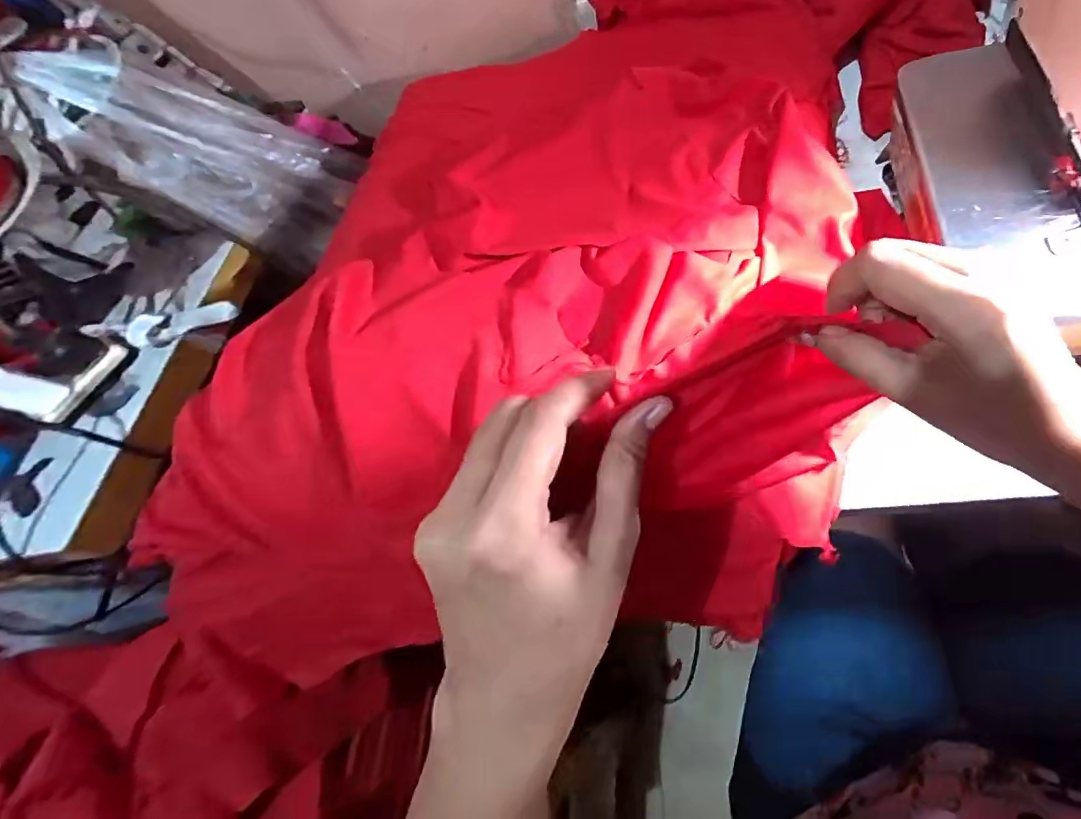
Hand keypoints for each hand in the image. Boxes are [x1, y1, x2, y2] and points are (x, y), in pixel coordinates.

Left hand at [411, 372, 670, 817]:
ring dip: (536, 423)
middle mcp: (454, 515)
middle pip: (506, 417)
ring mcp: (433, 520)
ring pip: (487, 432)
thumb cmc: (570, 636)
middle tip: (603, 413)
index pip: (537, 425)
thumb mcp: (611, 555)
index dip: (578, 390)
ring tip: (579, 439)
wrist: (499, 703)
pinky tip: (545, 472)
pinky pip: (477, 459)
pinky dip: (516, 447)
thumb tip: (651, 407)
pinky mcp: (430, 525)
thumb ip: (624, 472)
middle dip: (557, 403)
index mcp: (503, 527)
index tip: (614, 378)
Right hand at [806, 240, 1080, 494]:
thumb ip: (859, 356)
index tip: (838, 322)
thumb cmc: (993, 419)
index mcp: (963, 301)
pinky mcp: (998, 269)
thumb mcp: (916, 394)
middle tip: (874, 333)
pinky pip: (935, 262)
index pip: (878, 260)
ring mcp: (994, 263)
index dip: (844, 286)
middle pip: (893, 249)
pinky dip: (914, 286)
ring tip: (904, 333)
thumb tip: (820, 333)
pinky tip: (928, 324)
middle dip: (867, 287)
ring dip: (890, 287)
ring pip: (911, 253)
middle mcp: (980, 267)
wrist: (1067, 423)